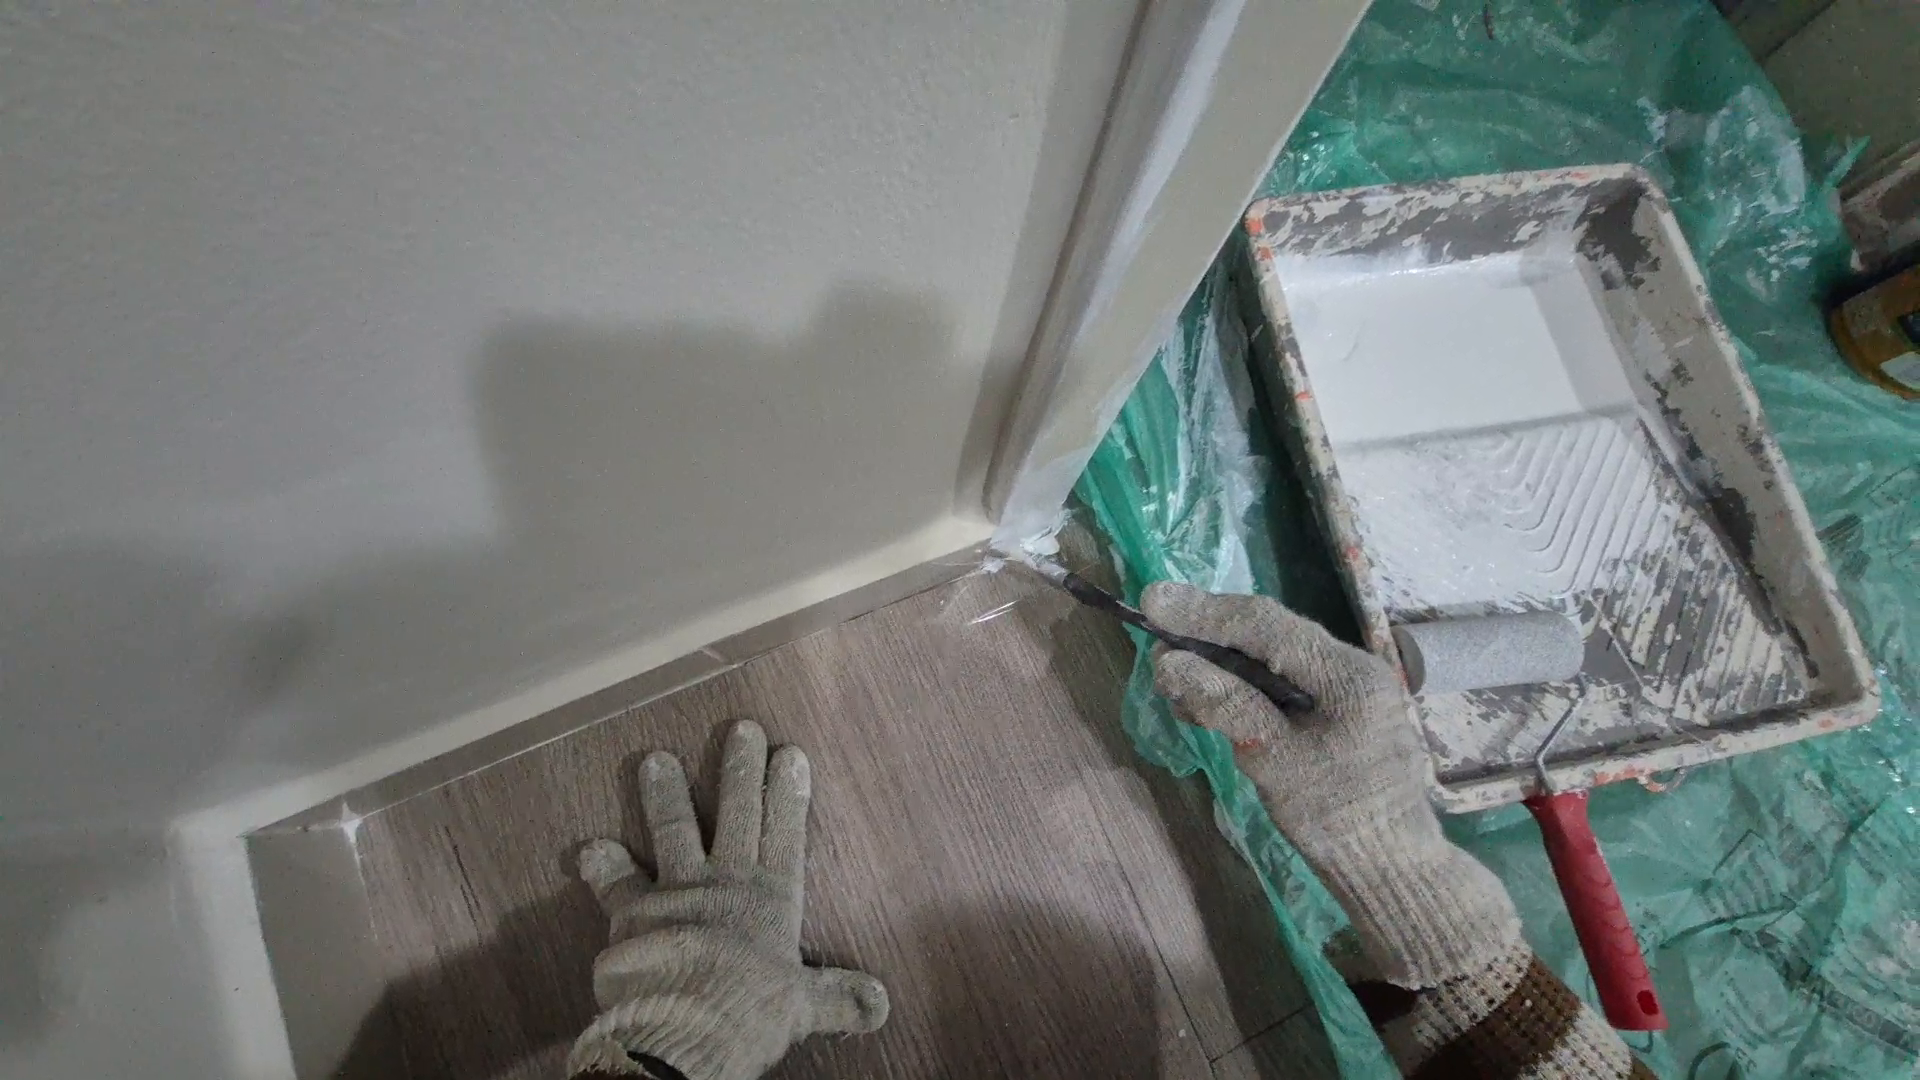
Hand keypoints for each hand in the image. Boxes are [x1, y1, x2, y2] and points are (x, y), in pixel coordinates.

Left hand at [567, 721, 888, 1079]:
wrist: (687, 1030)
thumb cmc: (750, 1012)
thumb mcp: (803, 1005)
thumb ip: (838, 996)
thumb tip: (881, 1005)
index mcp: (771, 894)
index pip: (784, 830)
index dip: (788, 791)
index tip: (789, 752)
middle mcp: (728, 879)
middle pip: (738, 811)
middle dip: (741, 767)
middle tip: (742, 728)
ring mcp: (680, 888)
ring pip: (675, 828)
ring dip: (665, 794)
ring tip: (656, 759)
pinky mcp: (635, 910)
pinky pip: (616, 884)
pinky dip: (603, 866)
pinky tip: (589, 849)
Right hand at [1142, 584, 1518, 986]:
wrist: (1389, 869)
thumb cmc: (1335, 819)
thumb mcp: (1274, 762)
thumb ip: (1225, 704)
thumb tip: (1168, 661)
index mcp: (1348, 674)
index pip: (1265, 625)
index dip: (1203, 611)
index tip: (1151, 601)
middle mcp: (1350, 665)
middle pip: (1265, 631)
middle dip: (1205, 631)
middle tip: (1154, 637)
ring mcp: (1343, 684)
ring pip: (1265, 653)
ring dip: (1215, 660)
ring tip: (1172, 680)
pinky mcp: (1331, 704)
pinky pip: (1274, 678)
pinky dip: (1234, 683)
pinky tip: (1203, 701)